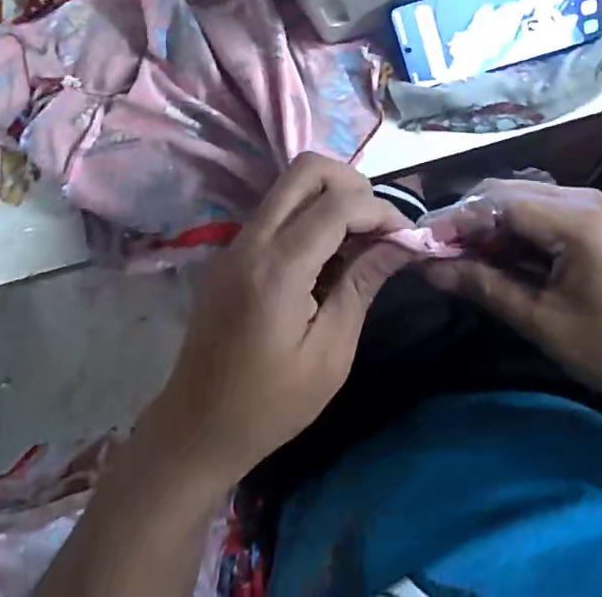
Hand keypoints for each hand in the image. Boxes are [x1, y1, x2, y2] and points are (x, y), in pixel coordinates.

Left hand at [135, 153, 418, 483]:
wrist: (194, 431)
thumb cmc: (270, 405)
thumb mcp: (331, 353)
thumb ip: (363, 285)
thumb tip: (400, 243)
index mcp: (277, 269)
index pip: (338, 204)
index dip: (381, 210)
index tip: (407, 236)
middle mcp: (251, 242)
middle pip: (307, 169)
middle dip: (353, 184)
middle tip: (379, 224)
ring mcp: (235, 244)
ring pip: (290, 185)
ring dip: (332, 196)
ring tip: (360, 238)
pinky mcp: (231, 254)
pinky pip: (278, 210)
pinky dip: (311, 213)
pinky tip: (329, 255)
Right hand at [423, 180, 601, 432]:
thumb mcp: (545, 322)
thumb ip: (484, 286)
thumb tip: (428, 266)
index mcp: (573, 215)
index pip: (493, 200)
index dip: (450, 220)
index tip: (414, 245)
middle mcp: (580, 197)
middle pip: (505, 193)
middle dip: (465, 221)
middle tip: (430, 255)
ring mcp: (591, 208)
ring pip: (521, 204)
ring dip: (487, 229)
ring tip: (454, 262)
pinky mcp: (596, 226)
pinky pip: (542, 219)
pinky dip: (514, 237)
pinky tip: (494, 262)